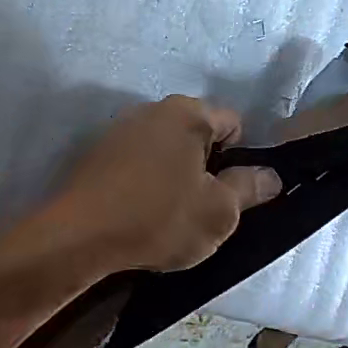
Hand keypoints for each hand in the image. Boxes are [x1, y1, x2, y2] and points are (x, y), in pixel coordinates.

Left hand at [35, 95, 280, 272]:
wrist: (77, 238)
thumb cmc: (159, 218)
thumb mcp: (220, 212)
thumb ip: (250, 188)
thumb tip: (271, 176)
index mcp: (188, 112)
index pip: (234, 123)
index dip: (242, 159)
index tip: (233, 194)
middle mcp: (152, 109)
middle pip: (199, 136)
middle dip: (208, 168)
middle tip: (205, 209)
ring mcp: (120, 130)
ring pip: (168, 151)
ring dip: (177, 177)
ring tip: (170, 217)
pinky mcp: (97, 154)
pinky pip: (139, 164)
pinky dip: (147, 184)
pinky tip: (141, 214)